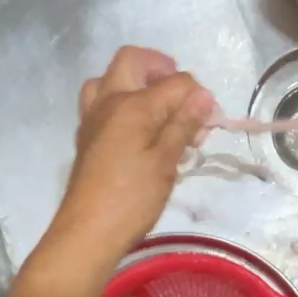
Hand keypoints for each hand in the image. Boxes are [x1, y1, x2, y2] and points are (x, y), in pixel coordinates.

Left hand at [41, 47, 217, 267]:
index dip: (197, 96)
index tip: (210, 121)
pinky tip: (138, 133)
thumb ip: (183, 125)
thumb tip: (203, 96)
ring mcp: (92, 120)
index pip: (173, 82)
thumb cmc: (130, 200)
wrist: (87, 234)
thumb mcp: (165, 163)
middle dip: (160, 69)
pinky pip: (103, 106)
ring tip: (156, 110)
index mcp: (131, 104)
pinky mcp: (87, 141)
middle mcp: (107, 102)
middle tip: (180, 95)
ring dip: (135, 85)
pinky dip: (123, 106)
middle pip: (132, 62)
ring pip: (110, 82)